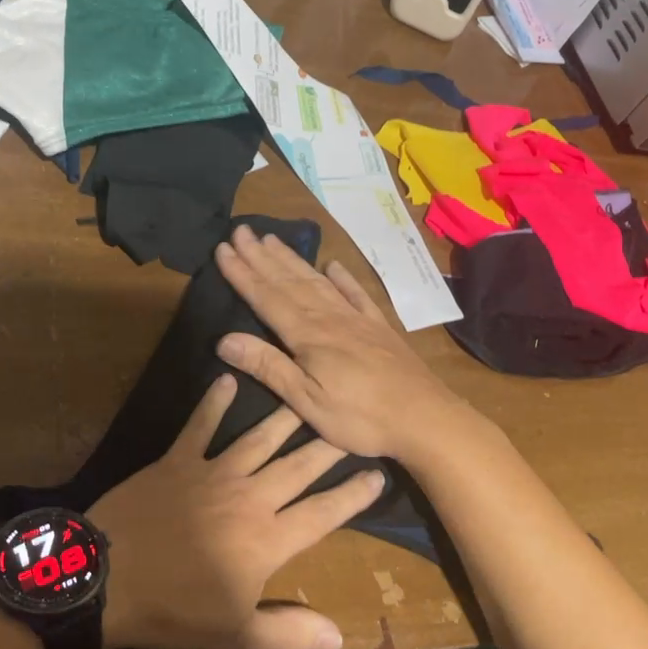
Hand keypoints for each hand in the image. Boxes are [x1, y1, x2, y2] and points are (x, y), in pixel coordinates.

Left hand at [88, 375, 385, 648]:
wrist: (104, 579)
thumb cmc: (172, 613)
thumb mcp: (234, 635)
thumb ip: (288, 630)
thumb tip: (342, 635)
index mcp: (267, 540)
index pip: (322, 513)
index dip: (352, 496)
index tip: (378, 475)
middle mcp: (248, 498)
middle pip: (297, 467)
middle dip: (327, 447)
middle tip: (350, 424)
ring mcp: (212, 474)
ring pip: (258, 440)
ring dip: (284, 418)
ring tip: (307, 397)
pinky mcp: (176, 462)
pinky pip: (199, 426)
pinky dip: (214, 402)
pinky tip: (228, 379)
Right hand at [212, 224, 484, 463]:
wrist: (425, 418)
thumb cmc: (361, 417)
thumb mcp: (307, 401)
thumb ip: (268, 366)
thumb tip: (224, 338)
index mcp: (308, 335)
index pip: (266, 297)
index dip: (242, 274)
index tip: (221, 249)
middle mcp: (330, 317)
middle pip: (289, 281)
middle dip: (261, 257)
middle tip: (240, 230)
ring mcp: (357, 319)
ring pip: (317, 281)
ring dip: (292, 260)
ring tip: (273, 239)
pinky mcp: (379, 327)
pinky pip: (356, 294)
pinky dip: (343, 277)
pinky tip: (333, 265)